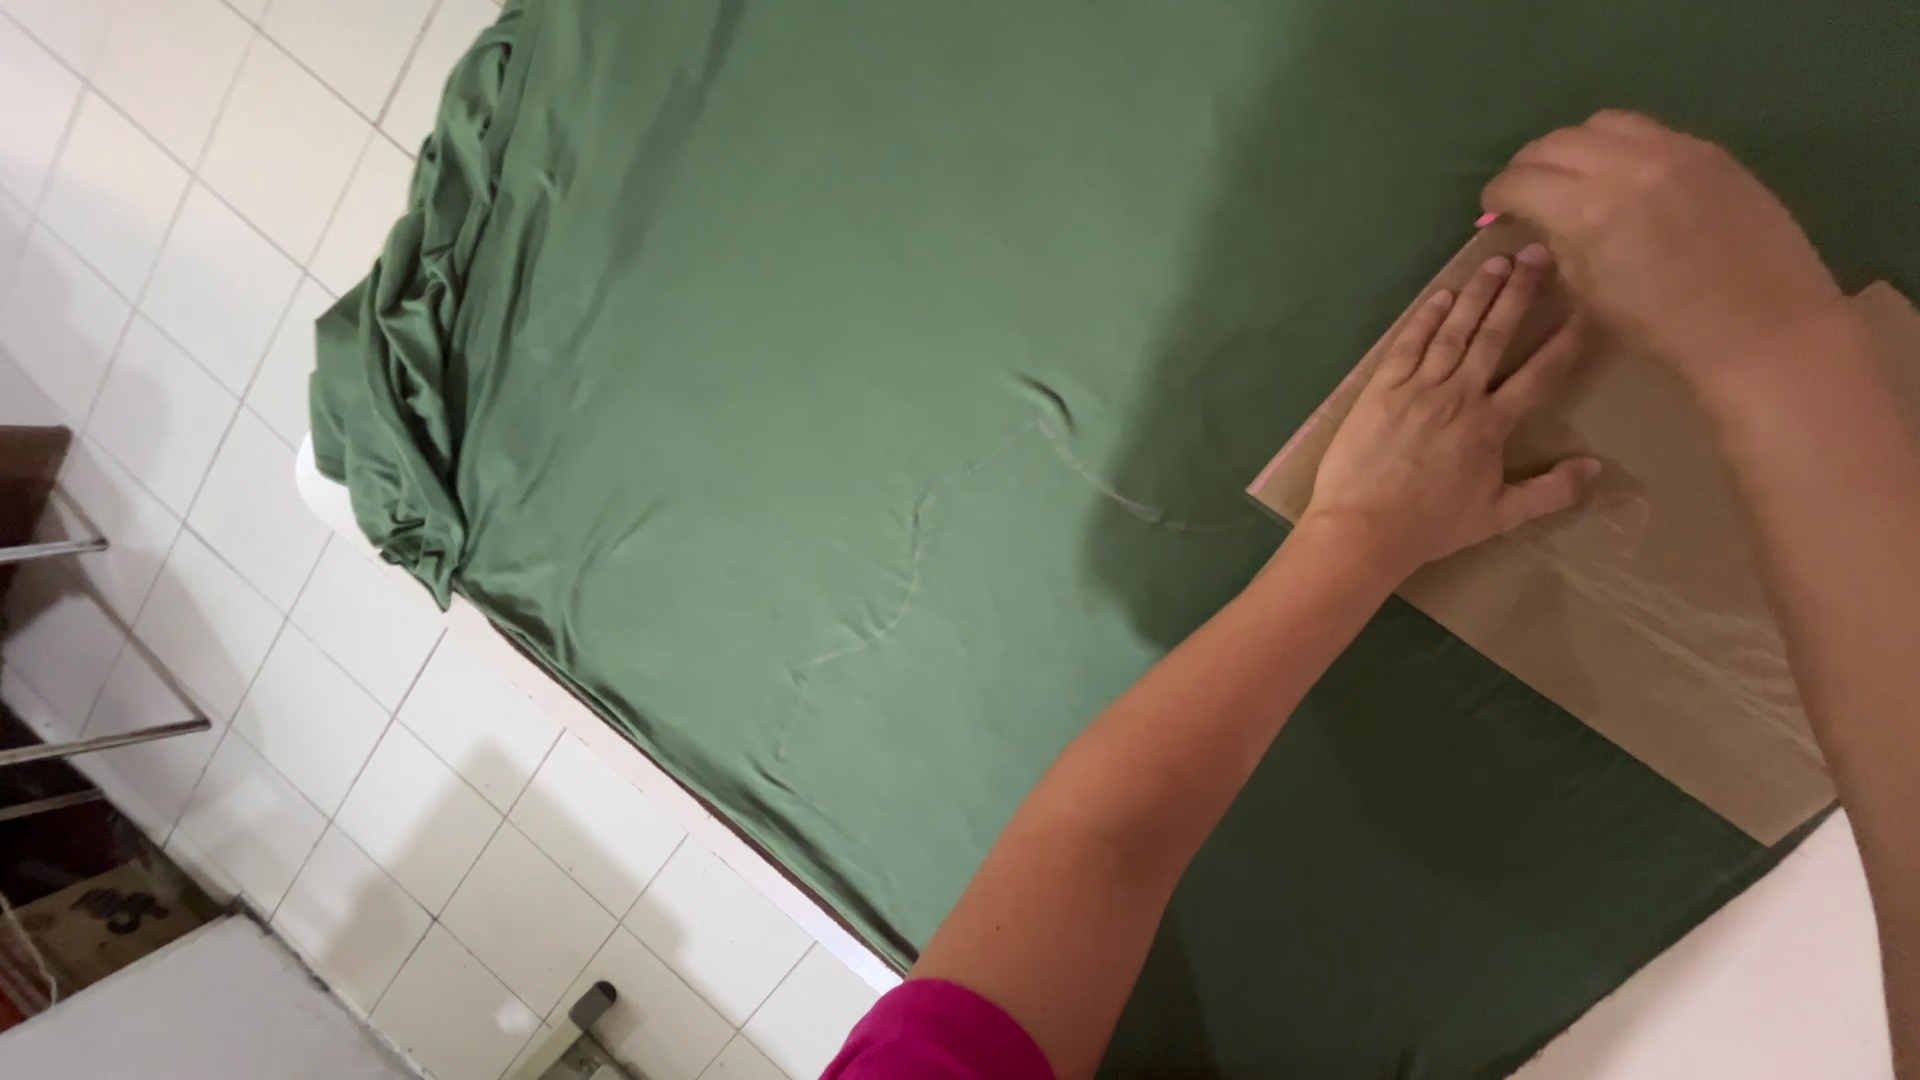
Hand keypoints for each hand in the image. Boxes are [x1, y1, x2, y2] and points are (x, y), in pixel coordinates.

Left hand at [1302, 246, 1598, 578]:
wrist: (1363, 527)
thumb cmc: (1430, 526)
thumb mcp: (1499, 516)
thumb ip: (1550, 492)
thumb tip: (1595, 468)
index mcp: (1492, 424)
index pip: (1540, 373)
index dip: (1564, 341)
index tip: (1584, 309)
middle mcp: (1458, 396)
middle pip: (1494, 336)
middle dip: (1519, 293)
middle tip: (1538, 254)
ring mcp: (1415, 390)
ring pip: (1452, 333)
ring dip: (1476, 295)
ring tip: (1497, 262)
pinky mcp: (1378, 392)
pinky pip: (1405, 347)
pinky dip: (1424, 320)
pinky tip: (1440, 297)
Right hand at [1482, 110, 1849, 390]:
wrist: (1753, 320)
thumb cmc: (1653, 321)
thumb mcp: (1581, 287)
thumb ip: (1554, 240)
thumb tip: (1533, 218)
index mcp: (1588, 211)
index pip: (1519, 181)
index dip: (1496, 196)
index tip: (1492, 212)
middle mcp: (1628, 167)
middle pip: (1554, 142)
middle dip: (1527, 167)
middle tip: (1522, 194)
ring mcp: (1675, 151)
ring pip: (1600, 124)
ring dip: (1571, 148)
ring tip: (1569, 179)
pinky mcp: (1708, 150)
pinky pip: (1644, 131)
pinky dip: (1614, 146)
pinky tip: (1615, 178)